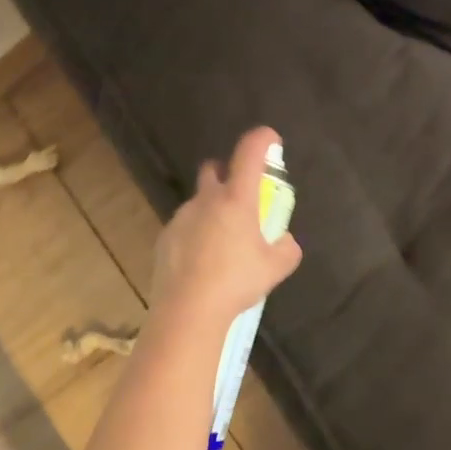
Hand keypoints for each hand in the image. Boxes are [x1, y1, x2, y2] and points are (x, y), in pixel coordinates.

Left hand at [150, 126, 302, 323]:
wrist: (189, 309)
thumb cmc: (236, 283)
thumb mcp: (275, 268)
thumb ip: (286, 248)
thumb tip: (283, 240)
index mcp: (236, 199)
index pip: (249, 151)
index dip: (262, 140)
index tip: (270, 142)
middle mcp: (206, 199)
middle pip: (214, 168)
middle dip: (228, 174)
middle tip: (241, 200)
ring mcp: (181, 217)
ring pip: (198, 202)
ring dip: (211, 211)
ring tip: (221, 245)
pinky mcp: (164, 238)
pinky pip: (184, 228)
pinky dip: (195, 236)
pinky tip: (201, 263)